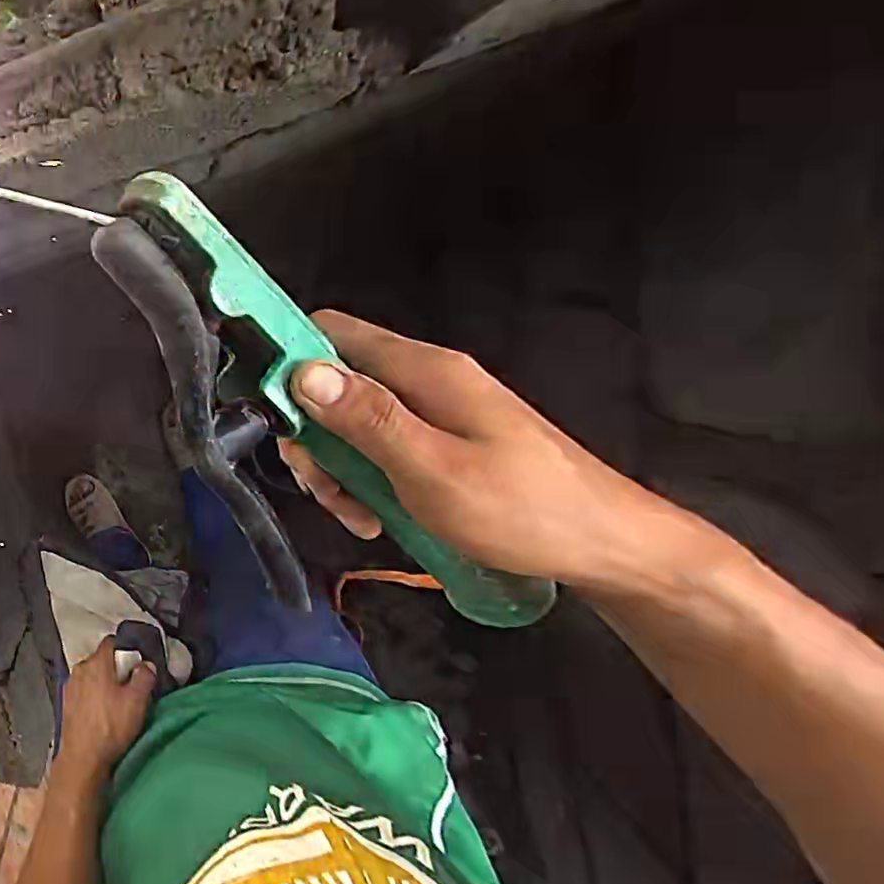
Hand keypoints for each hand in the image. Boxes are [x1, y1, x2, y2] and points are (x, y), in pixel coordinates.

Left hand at [55, 637, 155, 784]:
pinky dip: (92, 694)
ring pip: (91, 675)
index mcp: (97, 662)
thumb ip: (144, 677)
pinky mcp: (66, 701)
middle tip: (129, 685)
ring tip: (115, 701)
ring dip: (102, 682)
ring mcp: (70, 684)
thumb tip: (146, 664)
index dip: (125, 649)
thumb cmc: (112, 726)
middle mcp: (80, 668)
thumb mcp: (137, 701)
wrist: (83, 757)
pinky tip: (100, 711)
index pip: (111, 642)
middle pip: (101, 659)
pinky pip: (83, 689)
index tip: (135, 663)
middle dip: (114, 668)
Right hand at [276, 310, 724, 596]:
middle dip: (309, 432)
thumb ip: (367, 418)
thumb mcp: (433, 468)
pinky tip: (375, 513)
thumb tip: (303, 371)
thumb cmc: (526, 511)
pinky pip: (375, 446)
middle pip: (330, 382)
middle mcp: (420, 379)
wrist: (613, 552)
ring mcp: (428, 410)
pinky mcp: (435, 440)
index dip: (287, 358)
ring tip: (353, 511)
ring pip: (346, 420)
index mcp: (421, 370)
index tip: (271, 412)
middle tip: (319, 484)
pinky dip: (362, 477)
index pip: (328, 331)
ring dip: (335, 464)